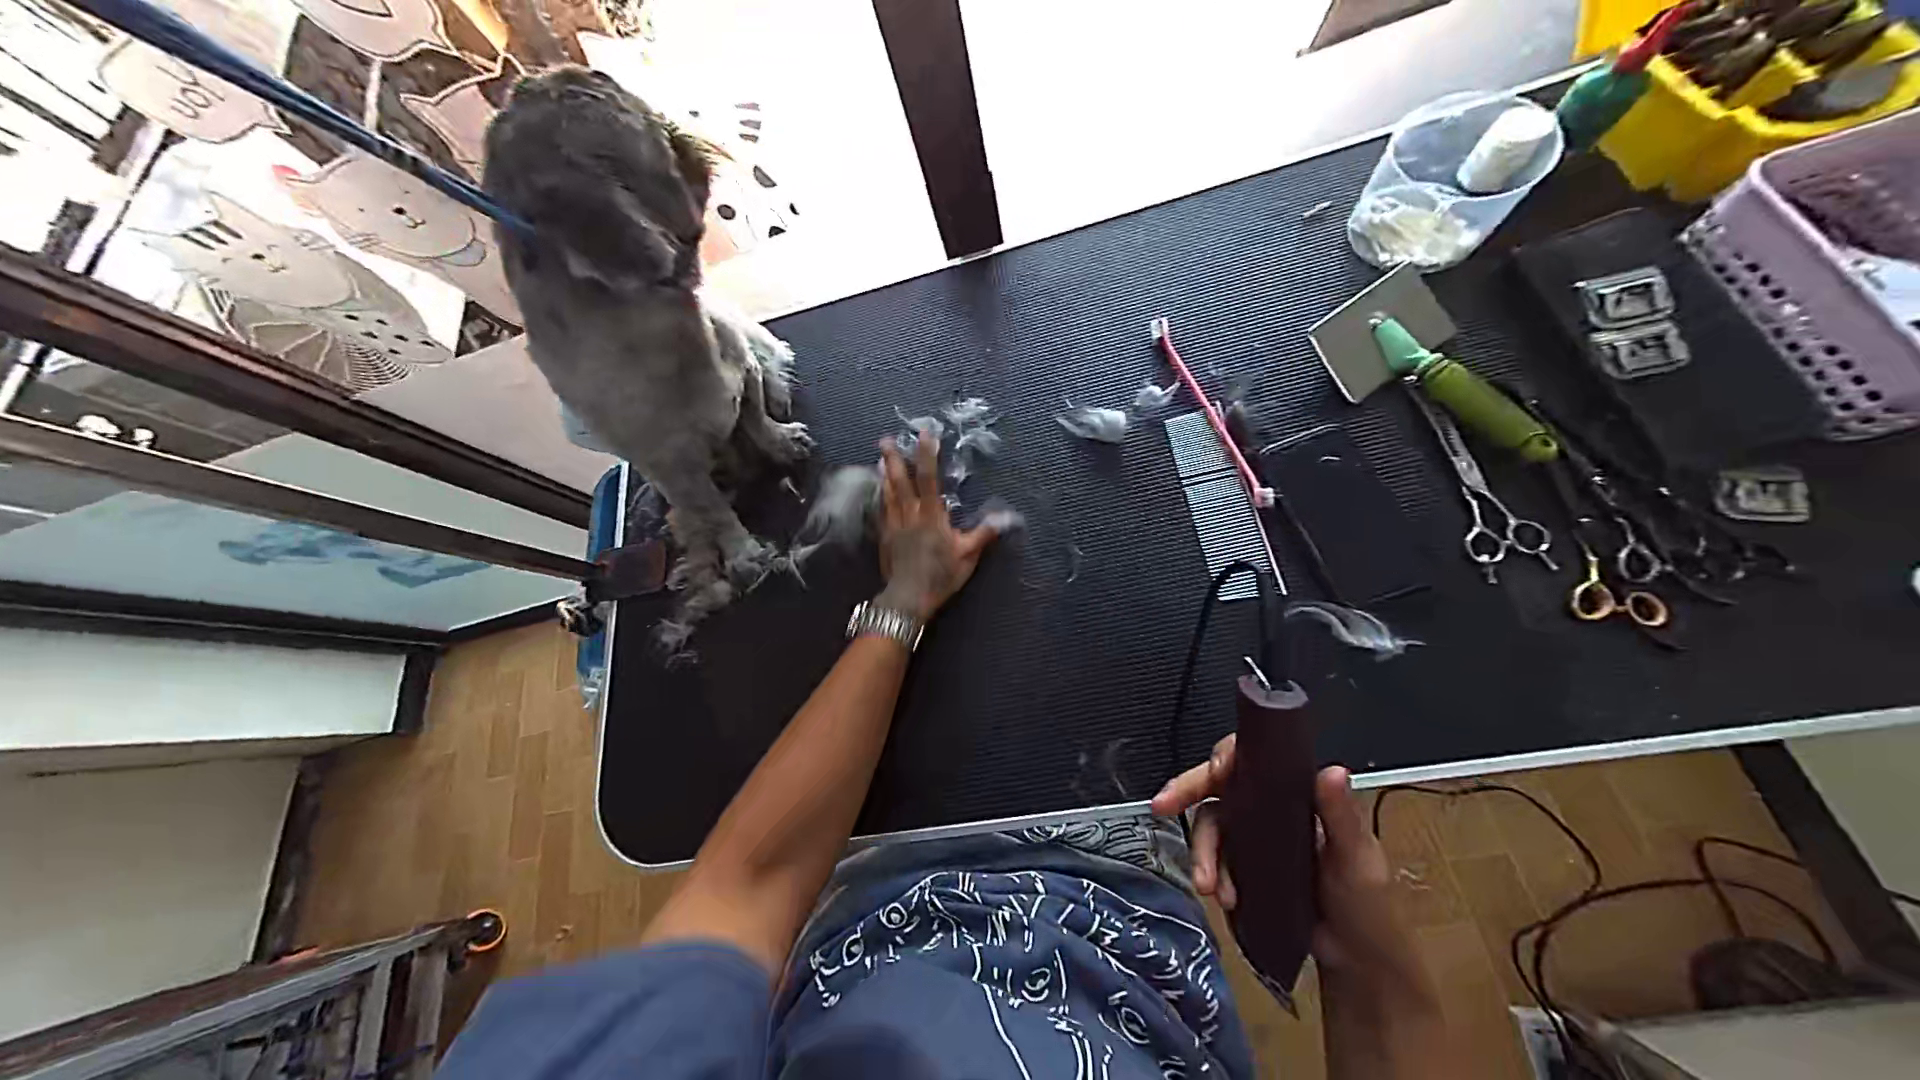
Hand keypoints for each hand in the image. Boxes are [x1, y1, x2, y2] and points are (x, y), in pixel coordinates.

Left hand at [875, 428, 1000, 620]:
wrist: (908, 598)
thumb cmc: (941, 576)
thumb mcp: (967, 556)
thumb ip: (983, 535)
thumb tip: (1004, 518)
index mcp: (931, 516)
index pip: (928, 479)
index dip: (927, 455)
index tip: (926, 435)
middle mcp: (909, 515)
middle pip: (900, 481)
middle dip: (893, 458)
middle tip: (886, 439)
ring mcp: (894, 525)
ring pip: (888, 493)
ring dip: (885, 474)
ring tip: (880, 459)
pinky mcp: (884, 537)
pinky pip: (881, 511)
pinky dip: (880, 497)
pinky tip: (879, 491)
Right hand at [1150, 739, 1430, 993]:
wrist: (1356, 964)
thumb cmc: (1368, 905)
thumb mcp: (1359, 858)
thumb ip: (1342, 815)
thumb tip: (1331, 771)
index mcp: (1296, 794)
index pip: (1251, 760)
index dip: (1226, 758)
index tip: (1215, 771)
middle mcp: (1268, 808)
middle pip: (1217, 786)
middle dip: (1185, 791)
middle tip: (1162, 805)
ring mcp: (1252, 837)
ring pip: (1209, 823)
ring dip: (1201, 850)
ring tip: (1208, 883)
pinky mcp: (1241, 866)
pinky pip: (1213, 858)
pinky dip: (1209, 871)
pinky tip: (1220, 894)